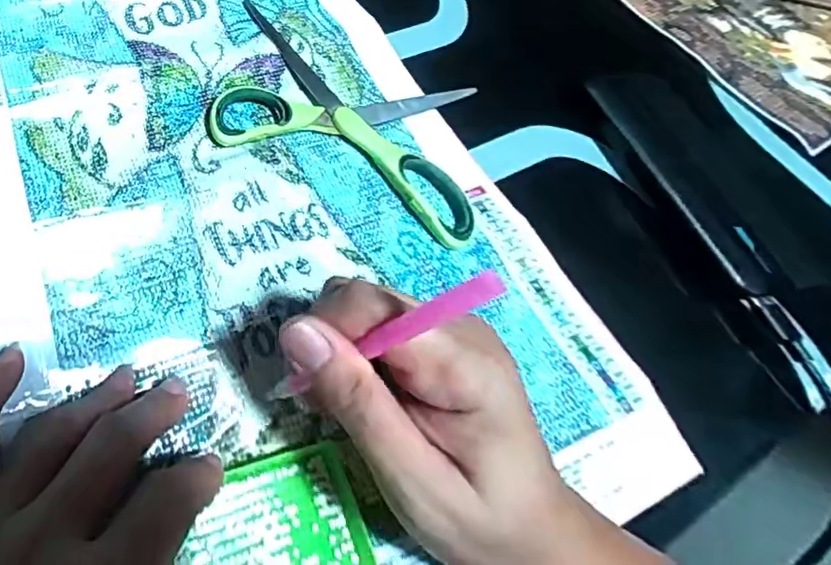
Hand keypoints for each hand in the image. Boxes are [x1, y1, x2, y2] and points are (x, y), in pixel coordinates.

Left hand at [0, 346, 223, 564]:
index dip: (196, 479)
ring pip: (55, 434)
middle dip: (152, 414)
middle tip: (176, 390)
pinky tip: (13, 354)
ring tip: (126, 376)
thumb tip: (180, 537)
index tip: (210, 463)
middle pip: (112, 451)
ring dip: (95, 399)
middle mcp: (45, 538)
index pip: (163, 508)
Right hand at [279, 278, 669, 564]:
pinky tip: (364, 393)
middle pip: (366, 298)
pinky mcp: (440, 332)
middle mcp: (458, 322)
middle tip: (322, 403)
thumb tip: (295, 330)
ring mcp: (451, 322)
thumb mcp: (411, 477)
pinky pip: (380, 320)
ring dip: (339, 346)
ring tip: (343, 403)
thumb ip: (356, 400)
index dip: (326, 332)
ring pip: (367, 304)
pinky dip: (357, 350)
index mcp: (463, 359)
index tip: (304, 384)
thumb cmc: (477, 518)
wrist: (535, 534)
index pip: (372, 305)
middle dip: (329, 341)